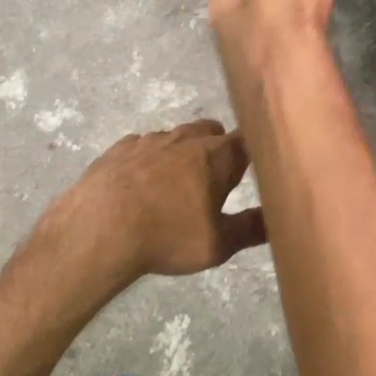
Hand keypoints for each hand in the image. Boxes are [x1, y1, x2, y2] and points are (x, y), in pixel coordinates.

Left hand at [43, 120, 264, 283]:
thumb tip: (277, 219)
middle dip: (218, 148)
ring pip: (176, 136)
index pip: (246, 140)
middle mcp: (185, 138)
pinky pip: (144, 146)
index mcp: (215, 156)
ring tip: (176, 185)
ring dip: (182, 153)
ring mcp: (150, 139)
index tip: (257, 164)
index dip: (254, 150)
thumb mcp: (217, 244)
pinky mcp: (120, 147)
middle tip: (217, 180)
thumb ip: (250, 229)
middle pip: (211, 131)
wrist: (99, 227)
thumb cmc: (167, 236)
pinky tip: (141, 185)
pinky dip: (150, 159)